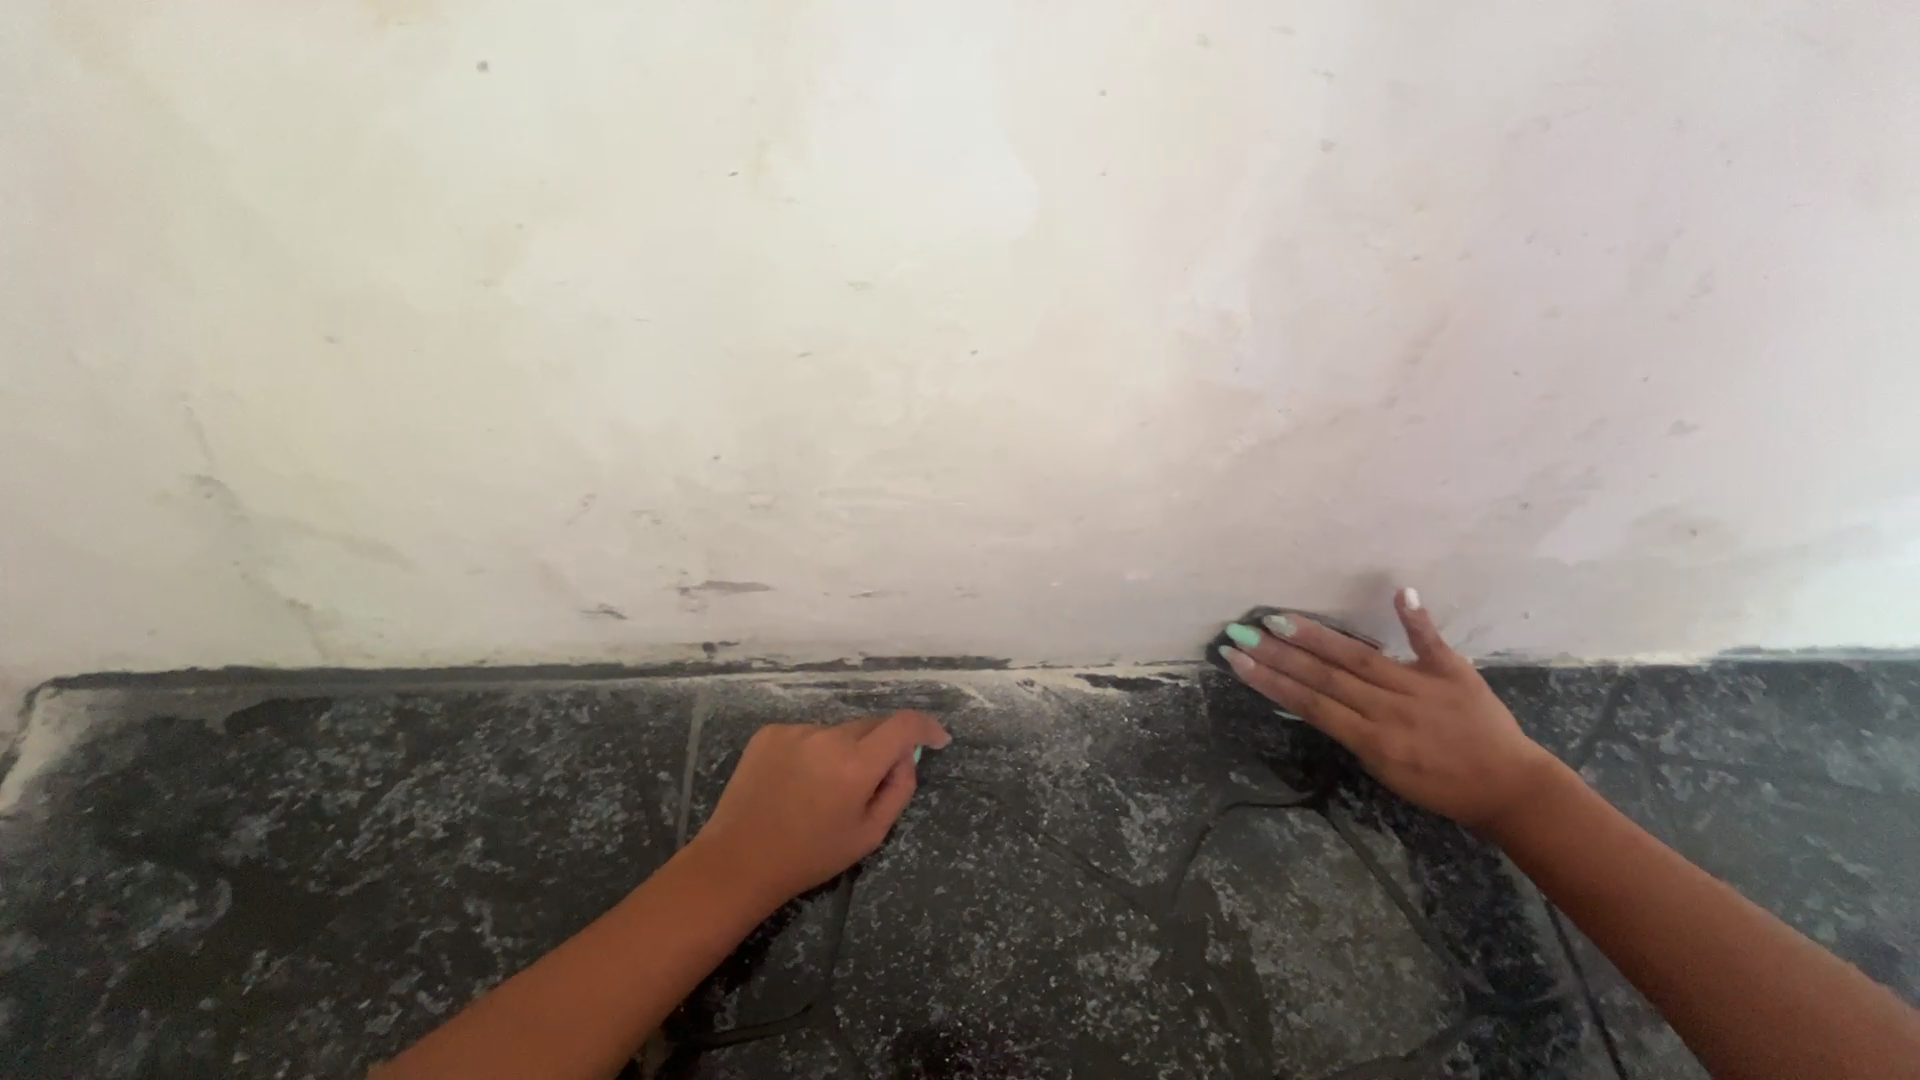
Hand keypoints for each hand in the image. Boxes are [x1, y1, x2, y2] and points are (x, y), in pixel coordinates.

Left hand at [686, 710, 951, 907]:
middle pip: (871, 727)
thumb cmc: (809, 856)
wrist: (738, 861)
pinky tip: (794, 784)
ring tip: (821, 792)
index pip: (904, 725)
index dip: (926, 727)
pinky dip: (813, 753)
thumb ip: (898, 790)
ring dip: (843, 752)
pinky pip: (807, 735)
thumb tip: (907, 758)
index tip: (936, 740)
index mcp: (856, 765)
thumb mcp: (868, 835)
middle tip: (868, 785)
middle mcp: (827, 737)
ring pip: (838, 733)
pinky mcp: (769, 732)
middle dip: (880, 748)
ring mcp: (795, 731)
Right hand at [1218, 589, 1564, 829]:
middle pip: (1323, 676)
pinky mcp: (1453, 671)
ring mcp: (1420, 686)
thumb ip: (1350, 732)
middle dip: (1277, 654)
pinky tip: (1398, 590)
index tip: (1237, 659)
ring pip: (1358, 657)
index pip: (1308, 702)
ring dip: (1316, 636)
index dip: (1269, 679)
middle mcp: (1388, 709)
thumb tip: (1313, 698)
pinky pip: (1430, 641)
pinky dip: (1414, 618)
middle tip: (1242, 632)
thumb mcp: (1385, 772)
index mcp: (1371, 738)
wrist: (1511, 789)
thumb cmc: (1442, 787)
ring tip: (1278, 618)